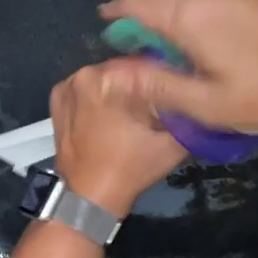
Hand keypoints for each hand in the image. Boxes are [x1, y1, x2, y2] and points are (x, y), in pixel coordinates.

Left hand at [49, 61, 187, 216]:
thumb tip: (200, 93)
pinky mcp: (57, 99)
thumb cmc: (131, 168)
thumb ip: (189, 112)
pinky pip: (87, 88)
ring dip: (120, 89)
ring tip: (133, 112)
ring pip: (106, 78)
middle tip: (155, 104)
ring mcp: (68, 85)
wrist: (89, 196)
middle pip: (125, 68)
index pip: (149, 61)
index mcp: (112, 78)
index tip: (175, 91)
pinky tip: (110, 115)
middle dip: (142, 83)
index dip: (166, 76)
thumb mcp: (173, 142)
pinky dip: (99, 97)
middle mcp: (86, 73)